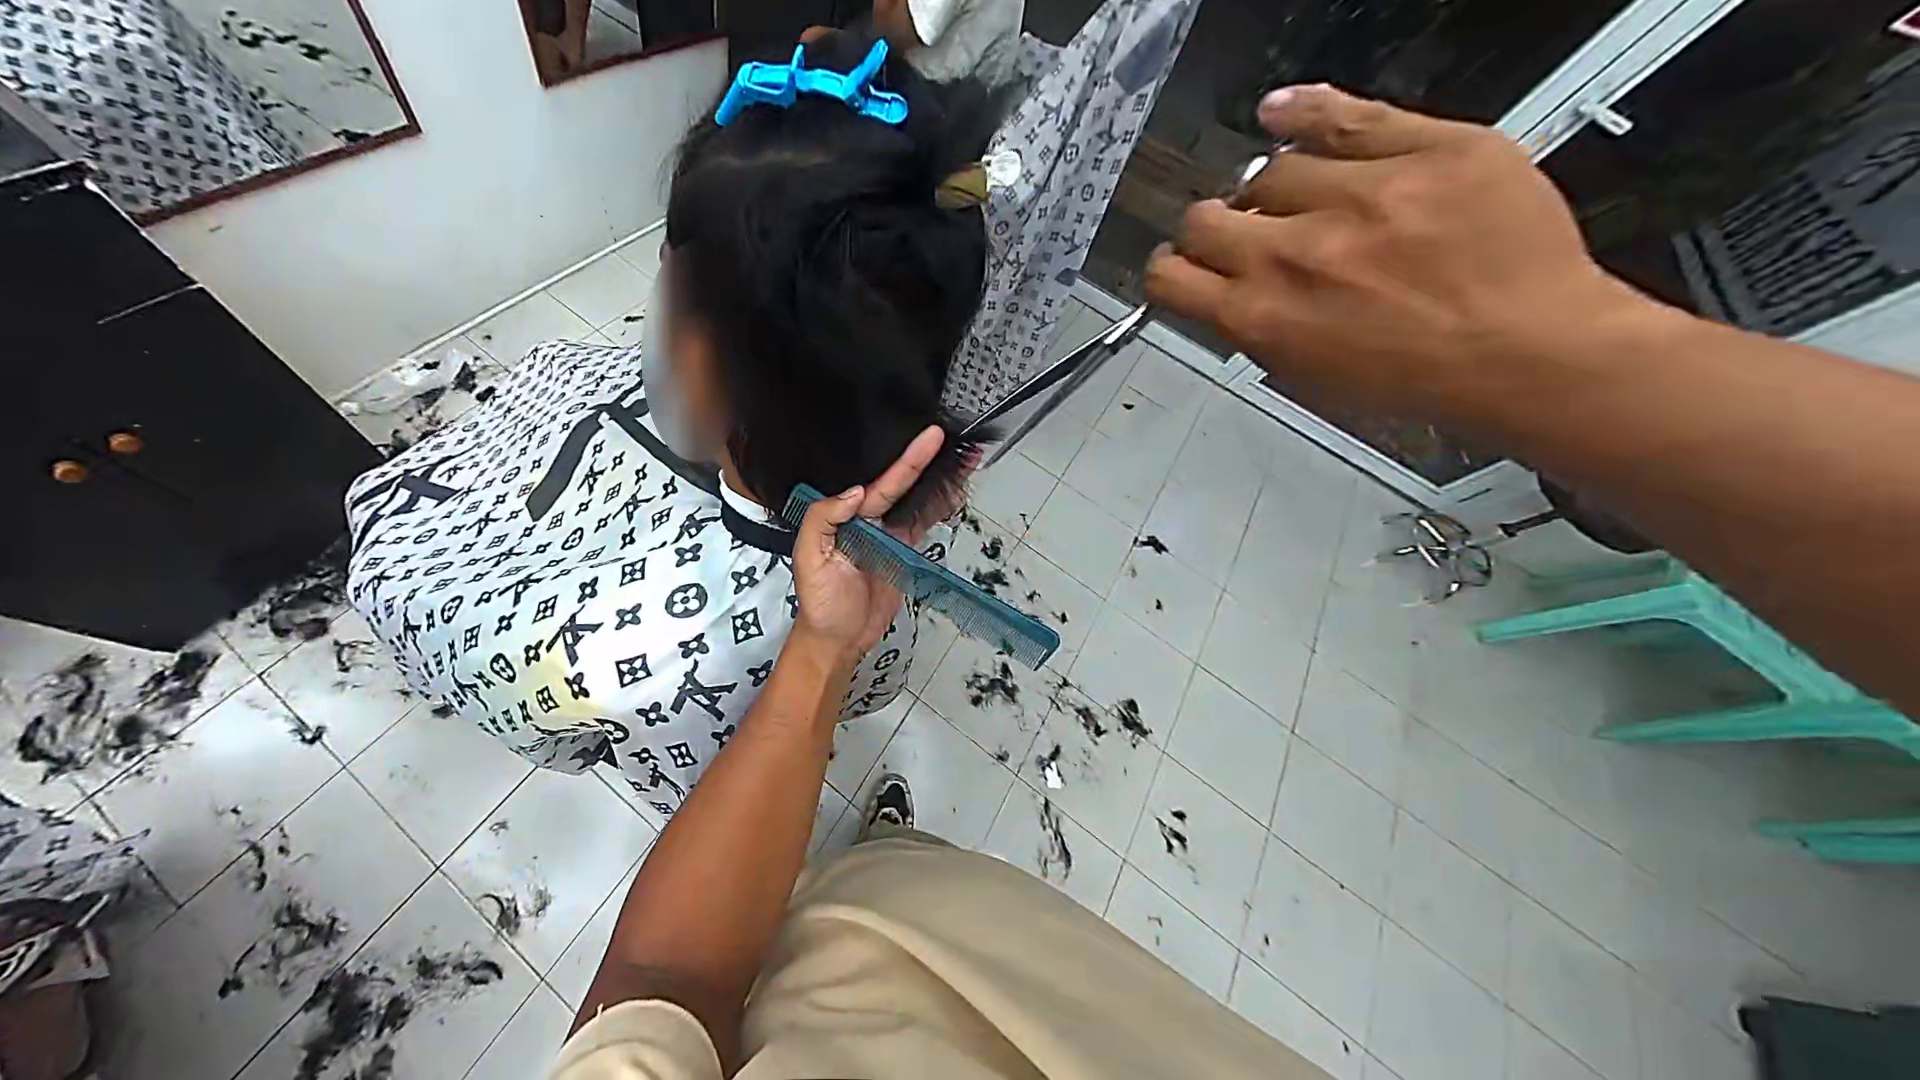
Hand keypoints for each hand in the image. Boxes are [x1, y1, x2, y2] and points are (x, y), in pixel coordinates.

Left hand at [789, 426, 945, 664]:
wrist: (840, 639)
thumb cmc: (819, 603)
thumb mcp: (809, 559)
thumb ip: (824, 520)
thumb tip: (855, 492)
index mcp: (845, 516)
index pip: (878, 484)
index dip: (904, 462)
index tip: (925, 440)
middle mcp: (867, 521)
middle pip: (900, 484)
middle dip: (923, 460)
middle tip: (946, 437)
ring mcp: (888, 536)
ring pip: (915, 501)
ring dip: (935, 480)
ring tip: (960, 460)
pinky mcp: (903, 553)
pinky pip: (922, 525)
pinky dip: (938, 509)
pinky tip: (952, 494)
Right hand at [1145, 85, 1657, 425]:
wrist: (1525, 352)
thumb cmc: (1417, 377)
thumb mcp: (1308, 377)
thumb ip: (1255, 330)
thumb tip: (1223, 296)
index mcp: (1262, 318)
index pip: (1172, 276)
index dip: (1168, 269)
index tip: (1177, 265)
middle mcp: (1295, 255)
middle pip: (1205, 218)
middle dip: (1209, 230)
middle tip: (1230, 234)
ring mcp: (1359, 197)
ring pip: (1270, 171)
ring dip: (1272, 191)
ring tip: (1296, 201)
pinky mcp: (1424, 151)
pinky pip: (1344, 115)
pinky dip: (1303, 110)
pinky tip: (1279, 111)